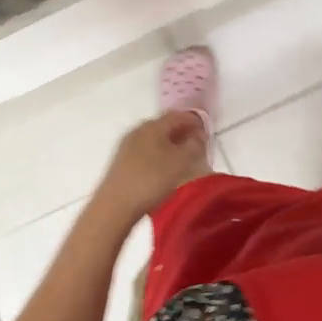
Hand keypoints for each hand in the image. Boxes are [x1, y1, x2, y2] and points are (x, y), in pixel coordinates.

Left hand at [92, 111, 210, 222]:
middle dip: (181, 132)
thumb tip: (199, 135)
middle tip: (195, 145)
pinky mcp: (121, 162)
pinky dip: (158, 154)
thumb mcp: (180, 162)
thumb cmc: (151, 180)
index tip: (206, 132)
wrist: (115, 205)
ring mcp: (126, 146)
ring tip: (182, 158)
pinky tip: (163, 168)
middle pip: (164, 125)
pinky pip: (145, 150)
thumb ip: (194, 145)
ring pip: (154, 138)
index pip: (177, 115)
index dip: (194, 120)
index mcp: (153, 126)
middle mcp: (138, 130)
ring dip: (169, 144)